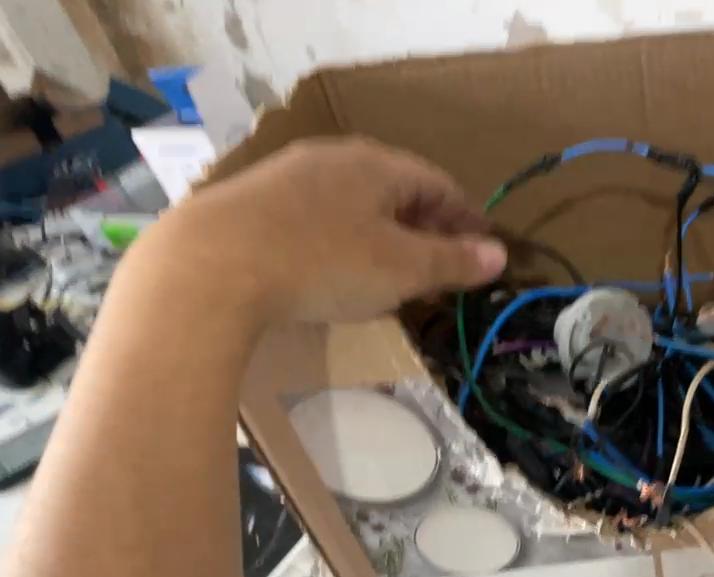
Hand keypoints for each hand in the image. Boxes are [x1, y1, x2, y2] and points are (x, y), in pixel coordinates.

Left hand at [146, 137, 507, 325]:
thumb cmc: (325, 262)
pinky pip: (325, 219)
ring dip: (390, 240)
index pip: (440, 184)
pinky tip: (346, 274)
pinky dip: (351, 244)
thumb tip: (499, 255)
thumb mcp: (403, 269)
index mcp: (378, 166)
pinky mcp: (261, 204)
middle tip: (447, 272)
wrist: (213, 265)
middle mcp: (337, 159)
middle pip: (399, 193)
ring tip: (401, 279)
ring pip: (360, 207)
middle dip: (430, 232)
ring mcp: (293, 178)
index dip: (468, 219)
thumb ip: (454, 261)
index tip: (485, 251)